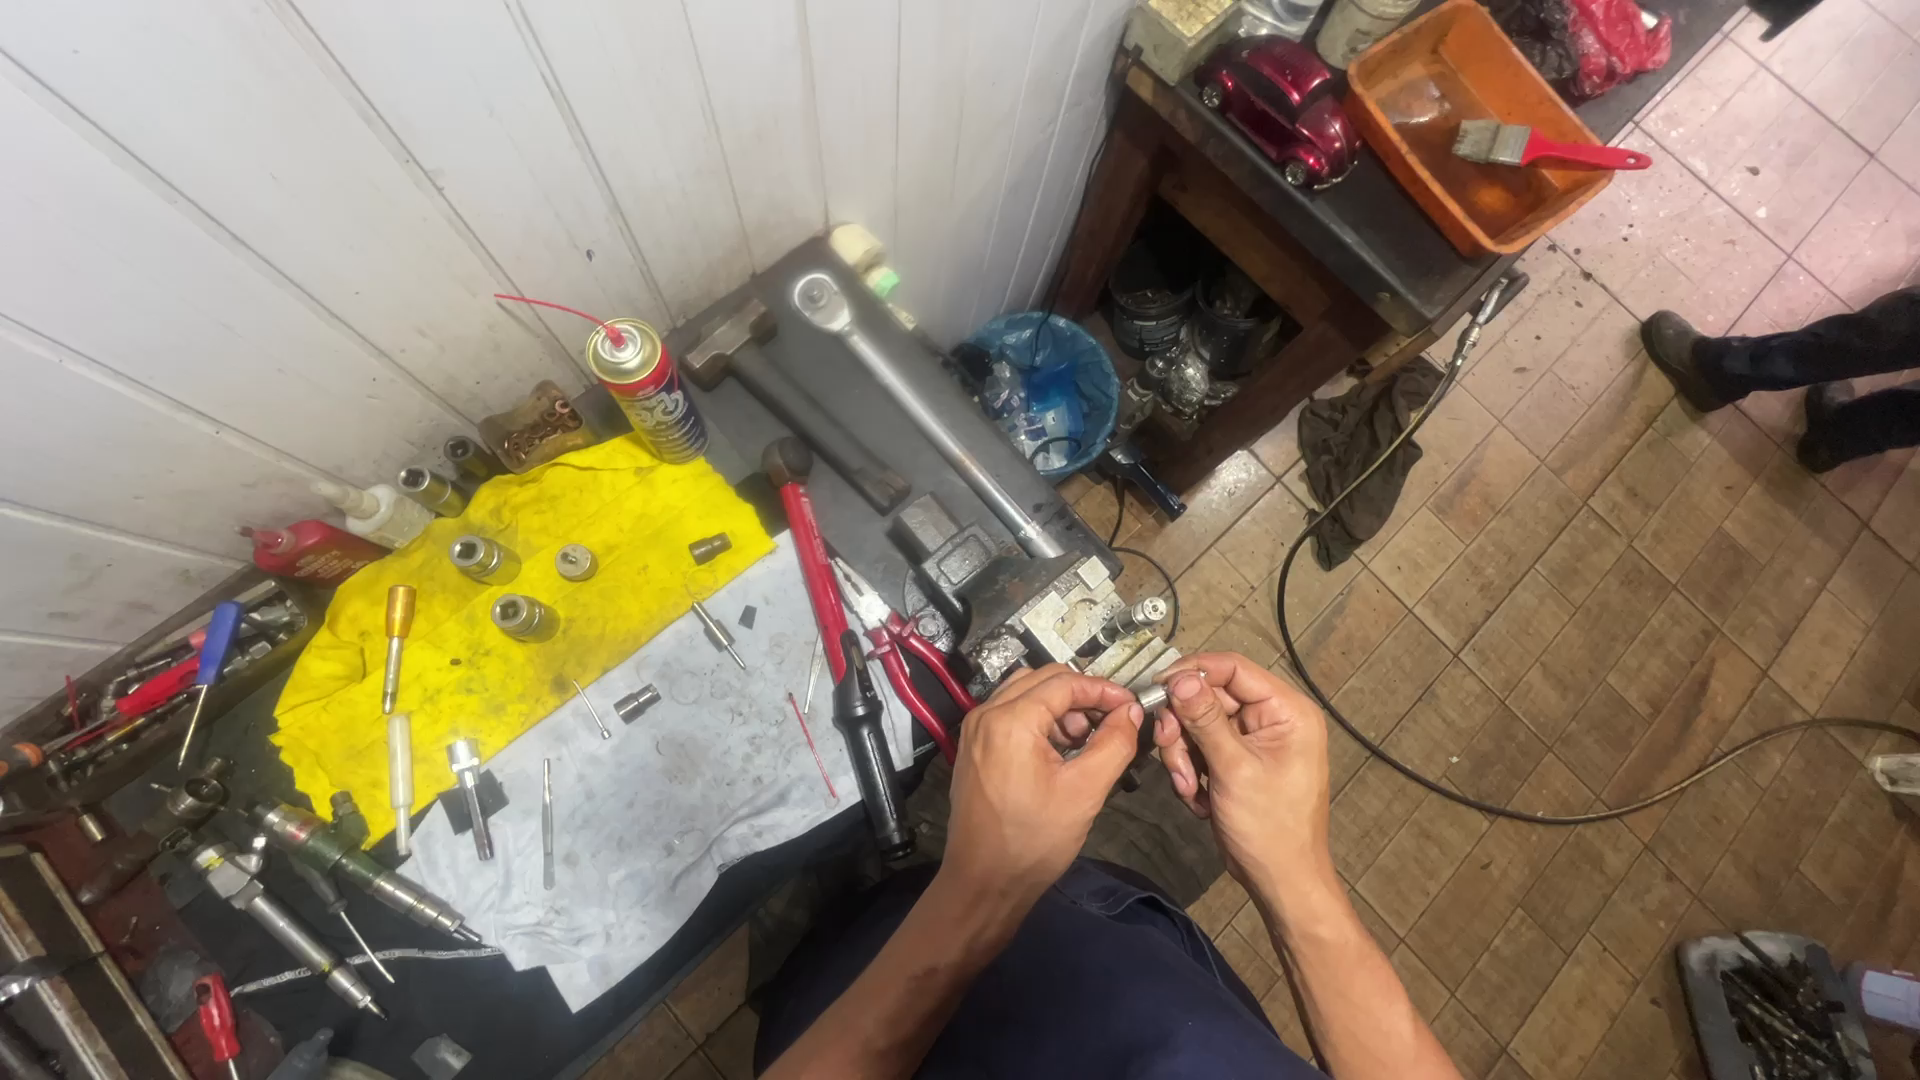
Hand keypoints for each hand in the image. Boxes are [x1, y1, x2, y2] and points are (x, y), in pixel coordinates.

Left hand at [939, 665, 1142, 910]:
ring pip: (1026, 693)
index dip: (1103, 690)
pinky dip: (1039, 719)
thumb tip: (1132, 712)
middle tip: (1110, 723)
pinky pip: (1011, 713)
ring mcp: (975, 729)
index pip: (1064, 683)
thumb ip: (1114, 744)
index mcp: (1010, 719)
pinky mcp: (974, 746)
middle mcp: (986, 713)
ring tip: (1085, 740)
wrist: (983, 883)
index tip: (1132, 706)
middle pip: (1043, 679)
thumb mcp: (1085, 791)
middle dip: (1082, 696)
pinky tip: (1059, 750)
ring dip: (1060, 706)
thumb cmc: (1034, 840)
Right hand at [1152, 653, 1335, 912]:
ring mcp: (1253, 738)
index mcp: (1287, 710)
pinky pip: (1200, 745)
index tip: (1158, 688)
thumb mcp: (1233, 769)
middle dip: (1184, 726)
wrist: (1280, 882)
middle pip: (1208, 696)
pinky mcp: (1236, 758)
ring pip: (1198, 721)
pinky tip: (1196, 794)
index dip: (1192, 672)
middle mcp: (1272, 716)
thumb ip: (1205, 719)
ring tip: (1187, 785)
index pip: (1232, 668)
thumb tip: (1178, 677)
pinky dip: (1190, 766)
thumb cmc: (1269, 827)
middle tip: (1168, 748)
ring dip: (1183, 752)